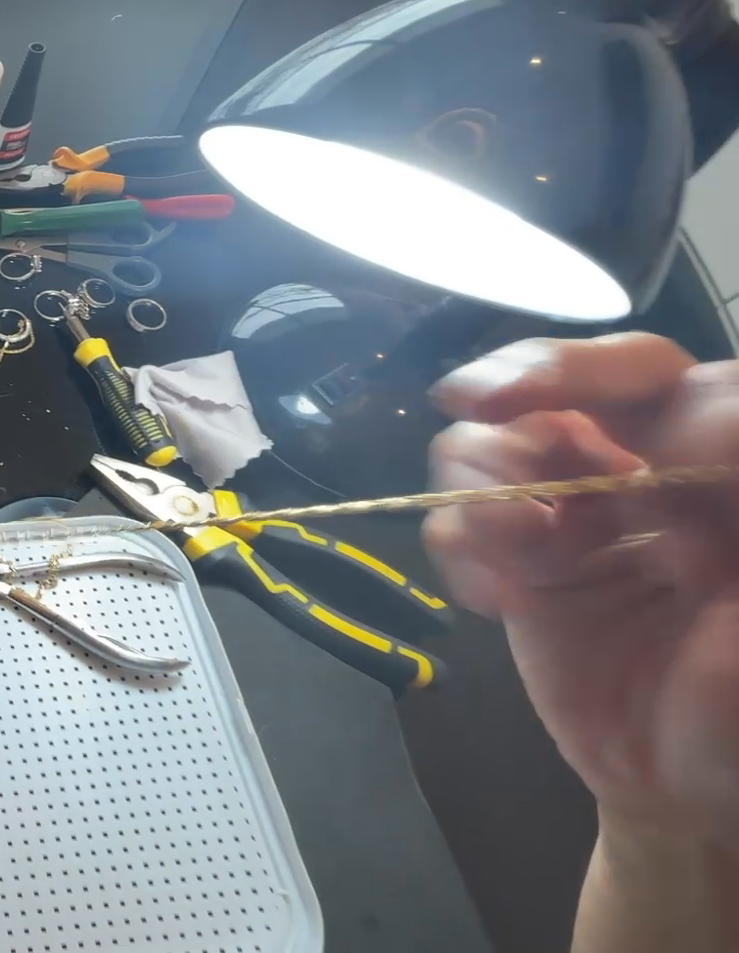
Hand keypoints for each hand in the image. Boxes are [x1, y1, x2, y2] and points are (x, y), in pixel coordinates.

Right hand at [424, 334, 738, 841]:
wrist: (677, 784)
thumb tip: (684, 431)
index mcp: (729, 474)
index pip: (685, 386)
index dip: (625, 392)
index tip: (609, 457)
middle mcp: (653, 474)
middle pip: (585, 380)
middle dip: (526, 378)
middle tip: (469, 398)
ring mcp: (571, 511)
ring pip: (496, 443)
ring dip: (479, 487)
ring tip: (508, 555)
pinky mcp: (508, 552)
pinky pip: (452, 520)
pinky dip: (458, 552)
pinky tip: (496, 599)